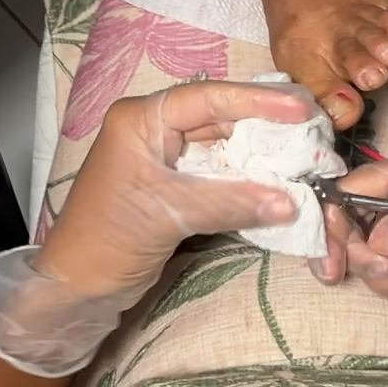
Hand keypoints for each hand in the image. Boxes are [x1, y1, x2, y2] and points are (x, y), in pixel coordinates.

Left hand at [35, 81, 311, 301]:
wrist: (75, 288)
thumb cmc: (107, 239)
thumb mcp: (168, 214)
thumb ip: (230, 202)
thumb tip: (290, 201)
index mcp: (140, 120)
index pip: (206, 98)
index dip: (255, 101)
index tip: (299, 108)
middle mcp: (152, 129)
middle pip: (217, 116)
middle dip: (264, 125)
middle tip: (312, 129)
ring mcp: (162, 156)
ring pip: (219, 144)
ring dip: (257, 152)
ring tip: (303, 152)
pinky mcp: (171, 183)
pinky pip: (215, 171)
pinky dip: (244, 177)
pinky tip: (276, 179)